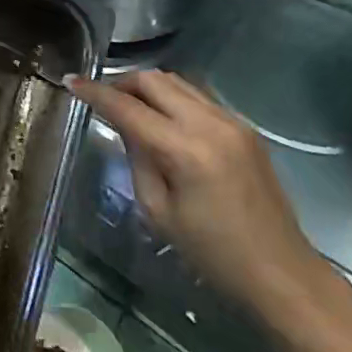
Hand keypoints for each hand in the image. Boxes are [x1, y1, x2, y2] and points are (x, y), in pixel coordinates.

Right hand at [67, 70, 318, 295]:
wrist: (280, 271)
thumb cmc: (213, 254)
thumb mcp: (159, 212)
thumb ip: (137, 159)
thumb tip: (125, 126)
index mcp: (186, 150)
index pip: (129, 108)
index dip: (96, 92)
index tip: (71, 80)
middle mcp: (210, 123)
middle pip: (154, 79)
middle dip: (122, 82)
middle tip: (102, 97)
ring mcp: (232, 120)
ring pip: (178, 81)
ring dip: (149, 87)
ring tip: (130, 105)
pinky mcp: (245, 126)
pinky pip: (199, 96)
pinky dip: (174, 98)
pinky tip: (165, 119)